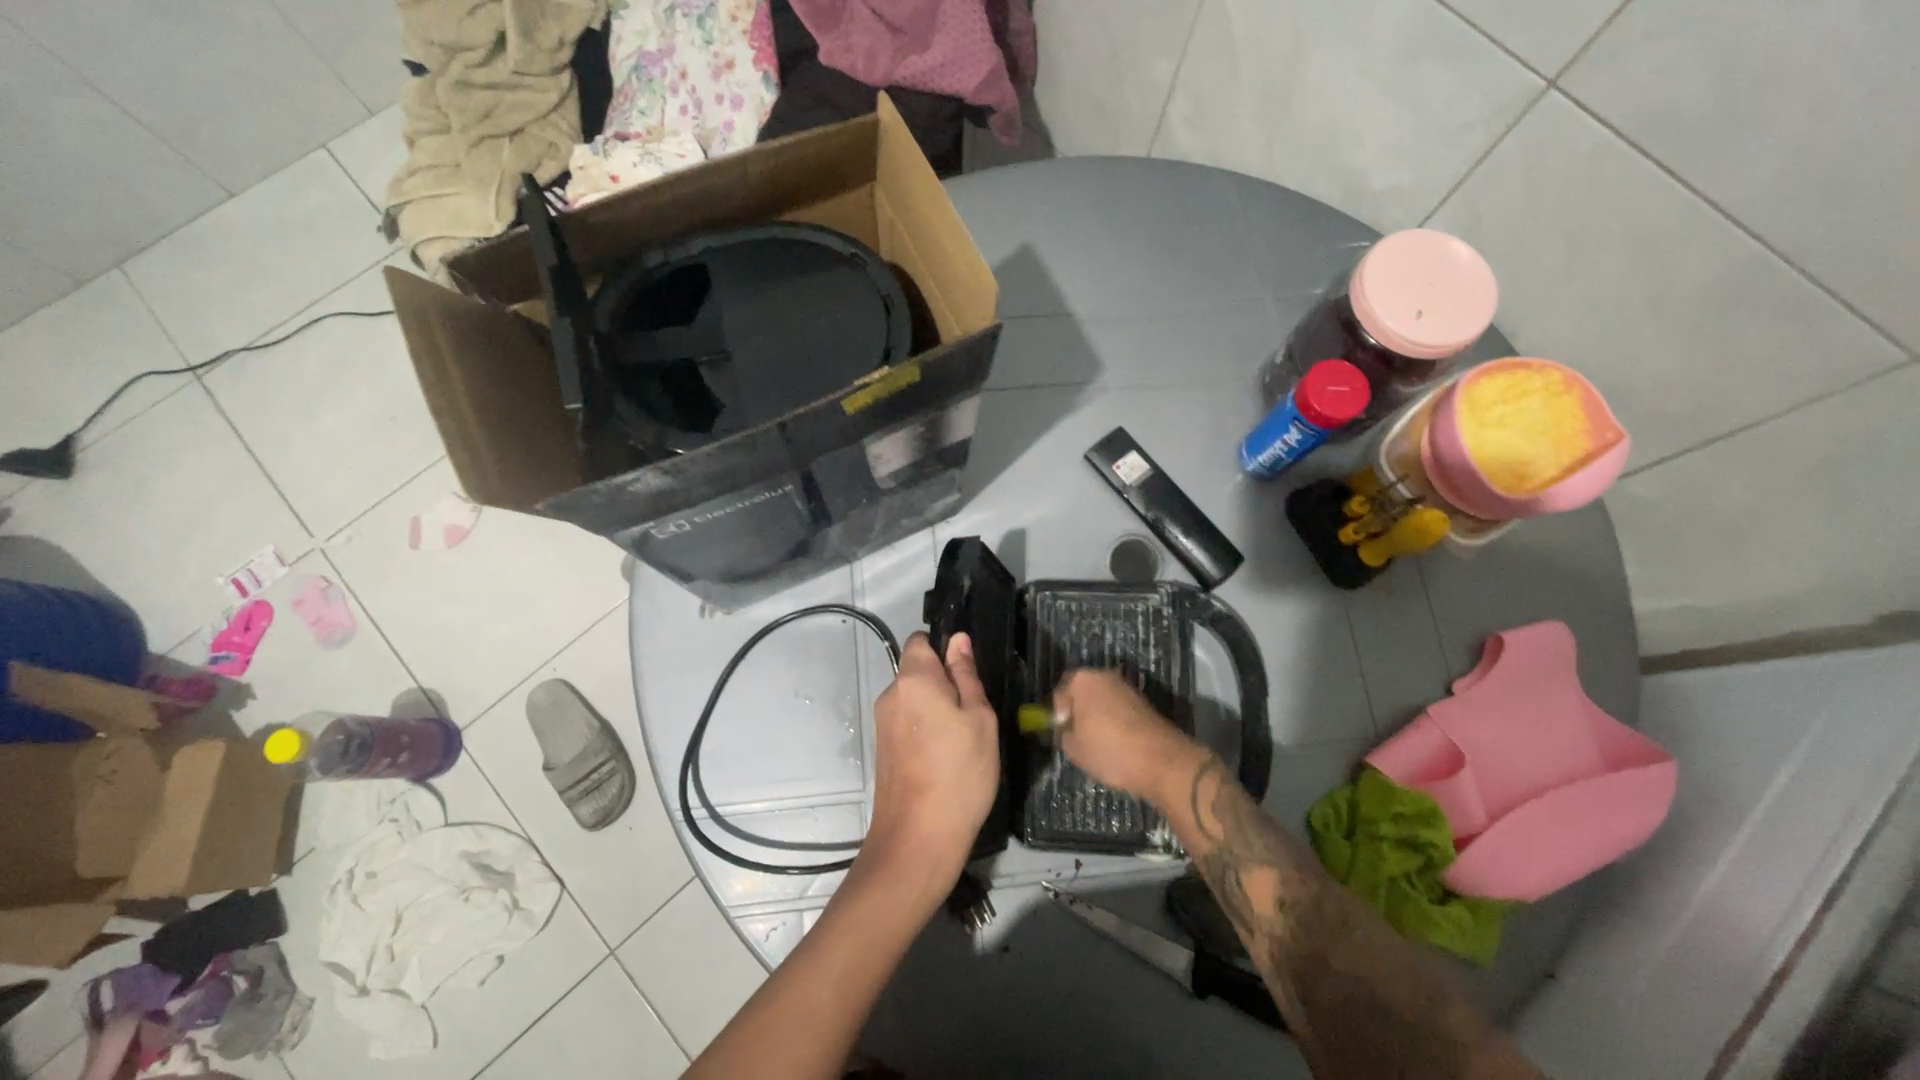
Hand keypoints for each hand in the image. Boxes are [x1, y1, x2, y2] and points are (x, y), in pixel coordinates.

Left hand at [864, 633, 998, 884]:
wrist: (919, 837)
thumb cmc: (960, 772)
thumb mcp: (979, 719)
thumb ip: (966, 676)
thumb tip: (958, 640)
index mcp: (913, 679)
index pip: (921, 641)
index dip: (944, 649)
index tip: (968, 674)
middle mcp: (890, 695)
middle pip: (917, 672)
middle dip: (944, 684)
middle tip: (976, 713)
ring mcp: (883, 724)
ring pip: (914, 701)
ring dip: (937, 711)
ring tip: (965, 742)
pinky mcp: (883, 750)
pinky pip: (908, 725)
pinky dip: (926, 733)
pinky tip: (946, 760)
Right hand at [1055, 670, 1205, 806]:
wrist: (1160, 761)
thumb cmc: (1108, 750)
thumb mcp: (1073, 748)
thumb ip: (1062, 733)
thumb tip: (1066, 728)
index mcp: (1082, 680)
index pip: (1059, 693)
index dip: (1056, 715)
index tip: (1061, 734)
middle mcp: (1105, 676)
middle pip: (1082, 693)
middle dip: (1077, 712)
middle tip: (1075, 738)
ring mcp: (1127, 687)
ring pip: (1101, 701)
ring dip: (1095, 717)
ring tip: (1095, 744)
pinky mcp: (1143, 702)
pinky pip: (1118, 709)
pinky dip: (1113, 722)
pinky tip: (1114, 743)